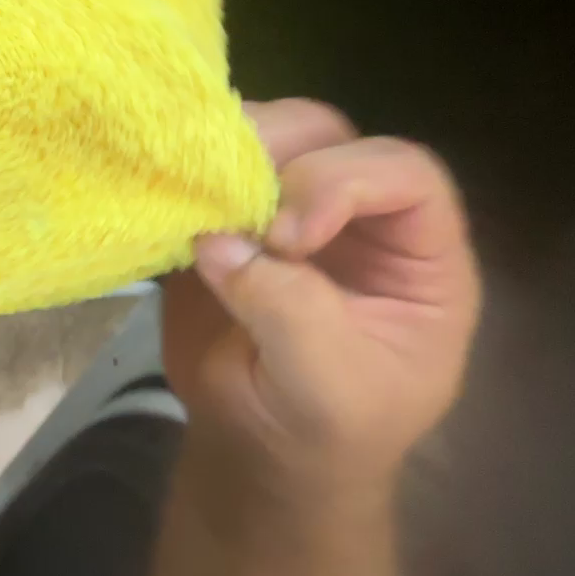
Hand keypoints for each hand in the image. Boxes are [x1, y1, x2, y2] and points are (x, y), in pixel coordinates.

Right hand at [163, 99, 482, 493]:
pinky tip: (161, 197)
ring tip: (189, 194)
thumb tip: (216, 242)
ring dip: (222, 153)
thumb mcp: (328, 383)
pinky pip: (202, 168)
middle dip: (275, 156)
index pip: (402, 173)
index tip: (287, 242)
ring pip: (262, 136)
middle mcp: (352, 219)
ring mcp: (280, 212)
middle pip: (326, 135)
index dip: (343, 183)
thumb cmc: (320, 423)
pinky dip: (178, 172)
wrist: (253, 440)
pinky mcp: (220, 219)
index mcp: (414, 256)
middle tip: (230, 208)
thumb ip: (289, 309)